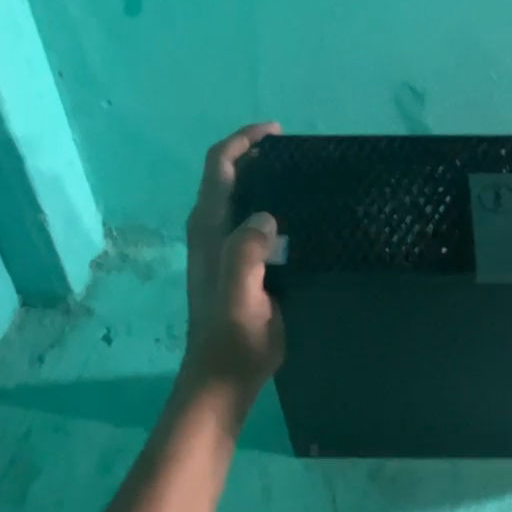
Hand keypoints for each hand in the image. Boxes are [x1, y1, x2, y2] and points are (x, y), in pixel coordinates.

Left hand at [182, 123, 284, 392]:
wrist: (221, 380)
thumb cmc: (234, 339)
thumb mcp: (241, 295)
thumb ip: (246, 252)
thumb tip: (265, 216)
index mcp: (209, 230)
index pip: (219, 166)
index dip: (243, 141)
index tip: (277, 132)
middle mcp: (209, 231)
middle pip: (226, 175)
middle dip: (256, 154)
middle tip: (298, 154)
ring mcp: (219, 247)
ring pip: (237, 195)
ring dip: (263, 178)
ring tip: (303, 177)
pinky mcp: (233, 264)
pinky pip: (247, 218)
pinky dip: (268, 203)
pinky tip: (297, 216)